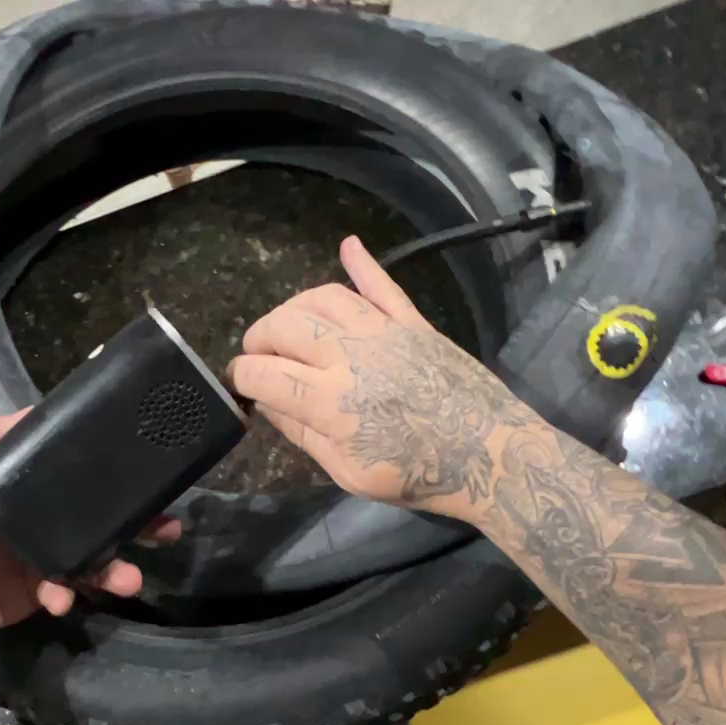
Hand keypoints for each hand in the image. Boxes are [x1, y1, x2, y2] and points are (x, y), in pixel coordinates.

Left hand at [0, 411, 180, 639]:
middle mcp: (40, 519)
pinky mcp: (42, 590)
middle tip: (167, 527)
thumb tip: (36, 409)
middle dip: (137, 525)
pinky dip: (69, 594)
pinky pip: (70, 589)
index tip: (144, 470)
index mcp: (23, 488)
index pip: (75, 475)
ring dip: (117, 569)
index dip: (110, 473)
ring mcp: (44, 556)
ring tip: (129, 581)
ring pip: (96, 558)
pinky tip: (59, 598)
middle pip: (99, 517)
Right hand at [226, 237, 539, 518]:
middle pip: (285, 325)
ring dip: (293, 307)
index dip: (239, 378)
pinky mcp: (412, 322)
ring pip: (322, 297)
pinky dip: (362, 263)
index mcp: (331, 402)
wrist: (488, 455)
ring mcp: (383, 332)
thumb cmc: (415, 476)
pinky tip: (348, 246)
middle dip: (258, 339)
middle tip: (258, 358)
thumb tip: (268, 406)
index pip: (264, 374)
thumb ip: (304, 435)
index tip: (237, 386)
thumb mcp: (348, 473)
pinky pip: (381, 283)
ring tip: (288, 328)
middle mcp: (350, 356)